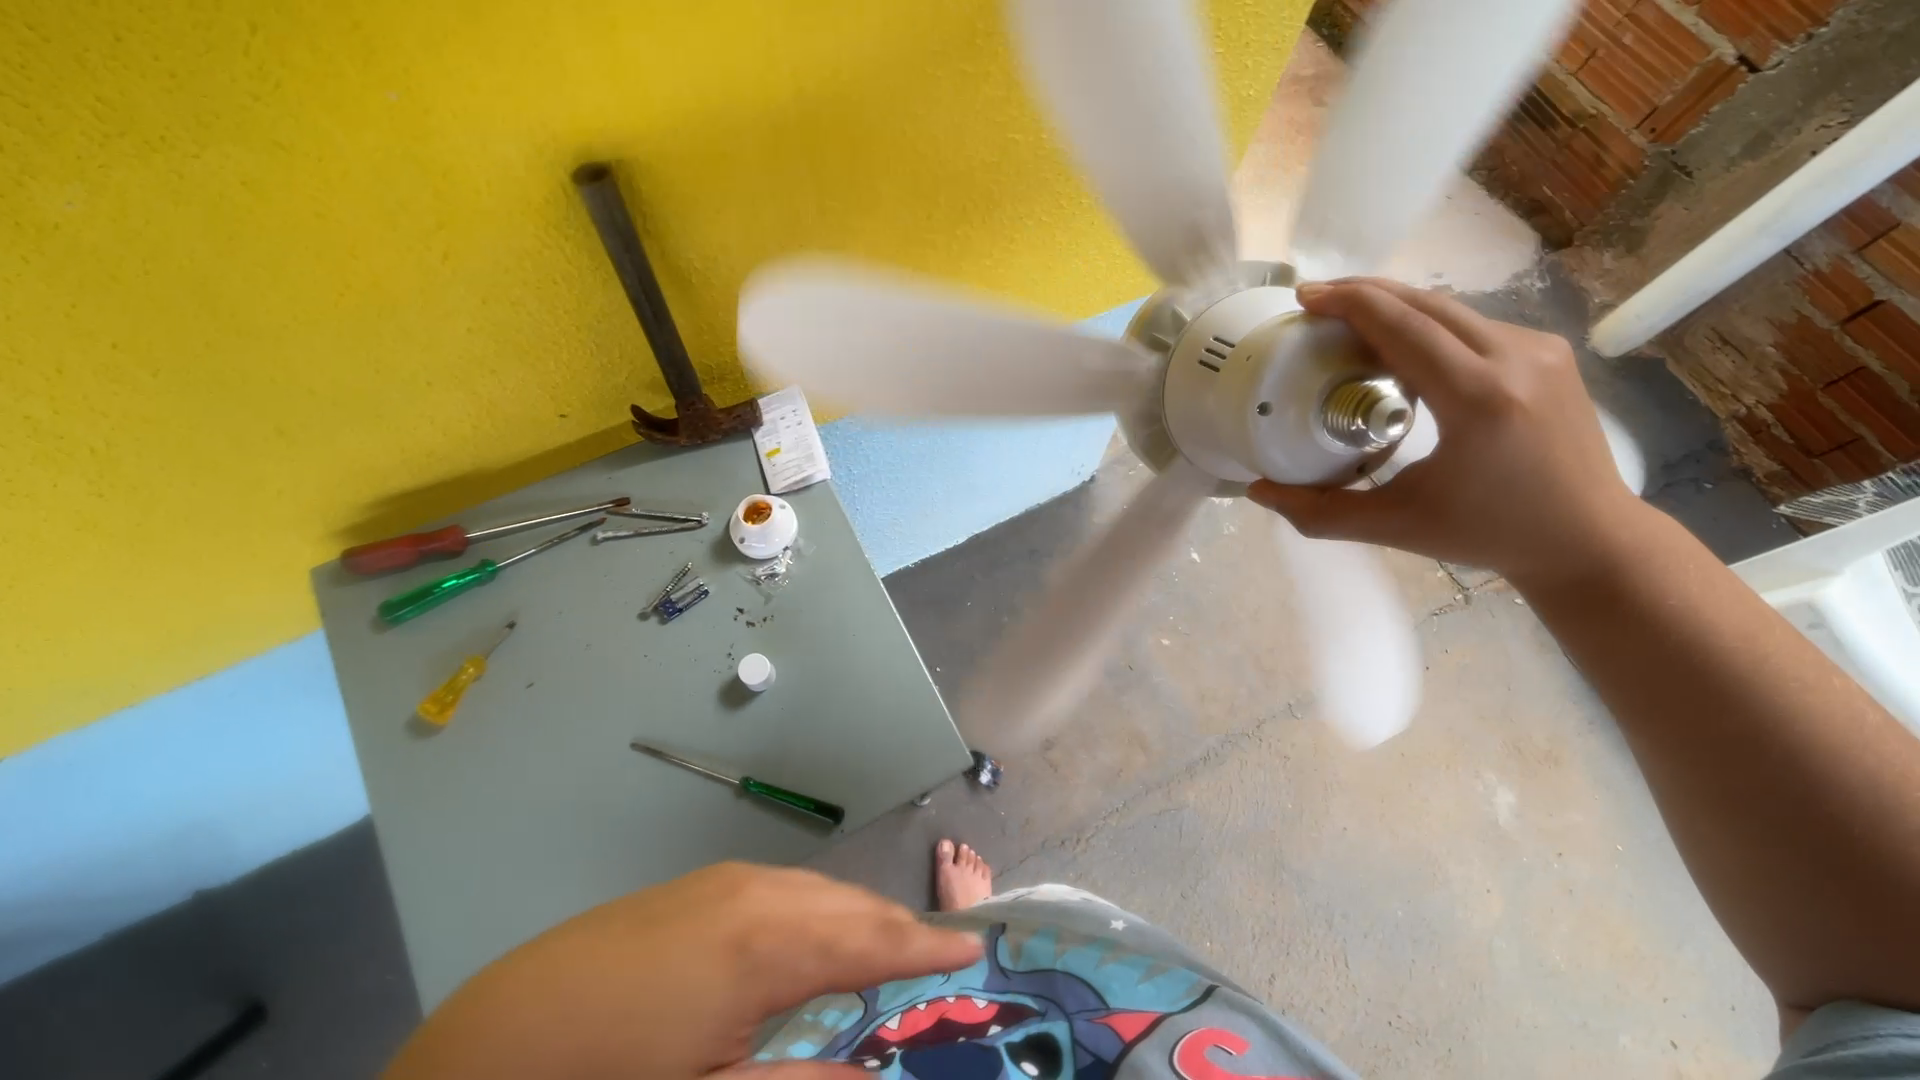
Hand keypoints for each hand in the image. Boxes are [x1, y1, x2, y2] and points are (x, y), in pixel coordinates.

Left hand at [384, 863, 982, 1079]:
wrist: (500, 1041)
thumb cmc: (619, 1075)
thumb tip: (873, 1078)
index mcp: (770, 944)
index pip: (872, 939)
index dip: (926, 947)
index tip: (973, 950)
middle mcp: (754, 894)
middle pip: (849, 905)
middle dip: (896, 927)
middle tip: (937, 954)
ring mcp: (718, 884)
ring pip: (815, 890)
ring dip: (855, 915)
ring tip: (883, 944)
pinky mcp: (689, 887)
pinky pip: (778, 888)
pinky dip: (813, 907)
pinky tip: (810, 934)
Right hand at [1250, 278, 1648, 586]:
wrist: (1588, 538)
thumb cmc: (1488, 534)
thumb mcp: (1396, 525)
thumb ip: (1320, 511)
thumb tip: (1257, 491)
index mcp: (1476, 397)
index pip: (1400, 324)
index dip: (1346, 303)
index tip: (1303, 299)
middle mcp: (1514, 358)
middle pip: (1424, 303)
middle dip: (1364, 294)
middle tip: (1315, 304)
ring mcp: (1539, 350)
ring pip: (1451, 309)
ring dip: (1396, 308)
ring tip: (1349, 326)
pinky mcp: (1549, 354)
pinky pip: (1474, 325)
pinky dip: (1429, 326)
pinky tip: (1402, 351)